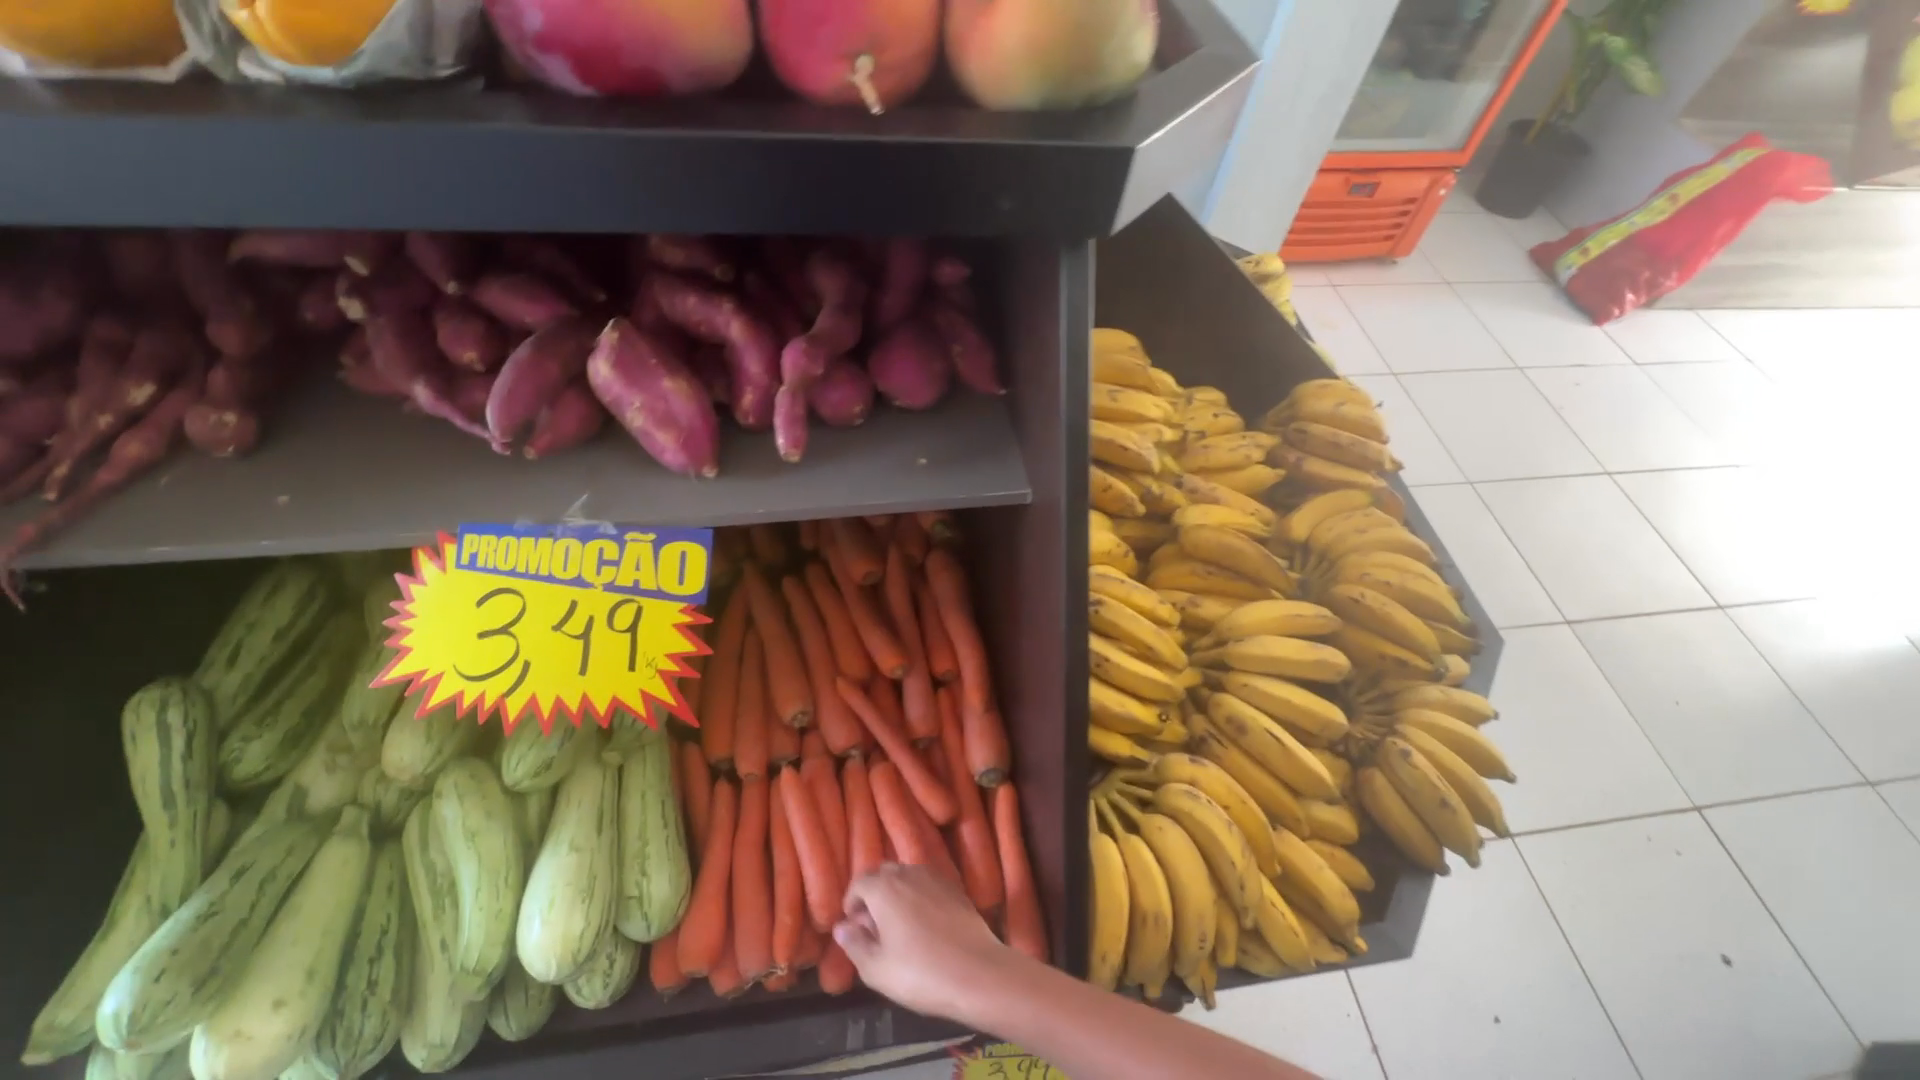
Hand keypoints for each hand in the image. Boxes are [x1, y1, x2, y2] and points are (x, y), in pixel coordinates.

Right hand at [834, 863, 1023, 1023]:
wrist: (978, 973)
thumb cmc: (921, 973)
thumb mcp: (876, 969)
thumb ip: (854, 944)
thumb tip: (842, 926)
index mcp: (885, 887)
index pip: (859, 881)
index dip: (851, 902)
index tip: (854, 926)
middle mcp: (910, 873)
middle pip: (884, 874)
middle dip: (874, 895)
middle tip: (874, 927)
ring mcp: (936, 878)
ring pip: (908, 876)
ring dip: (897, 894)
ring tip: (899, 926)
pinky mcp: (957, 889)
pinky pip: (928, 884)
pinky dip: (919, 896)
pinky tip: (925, 924)